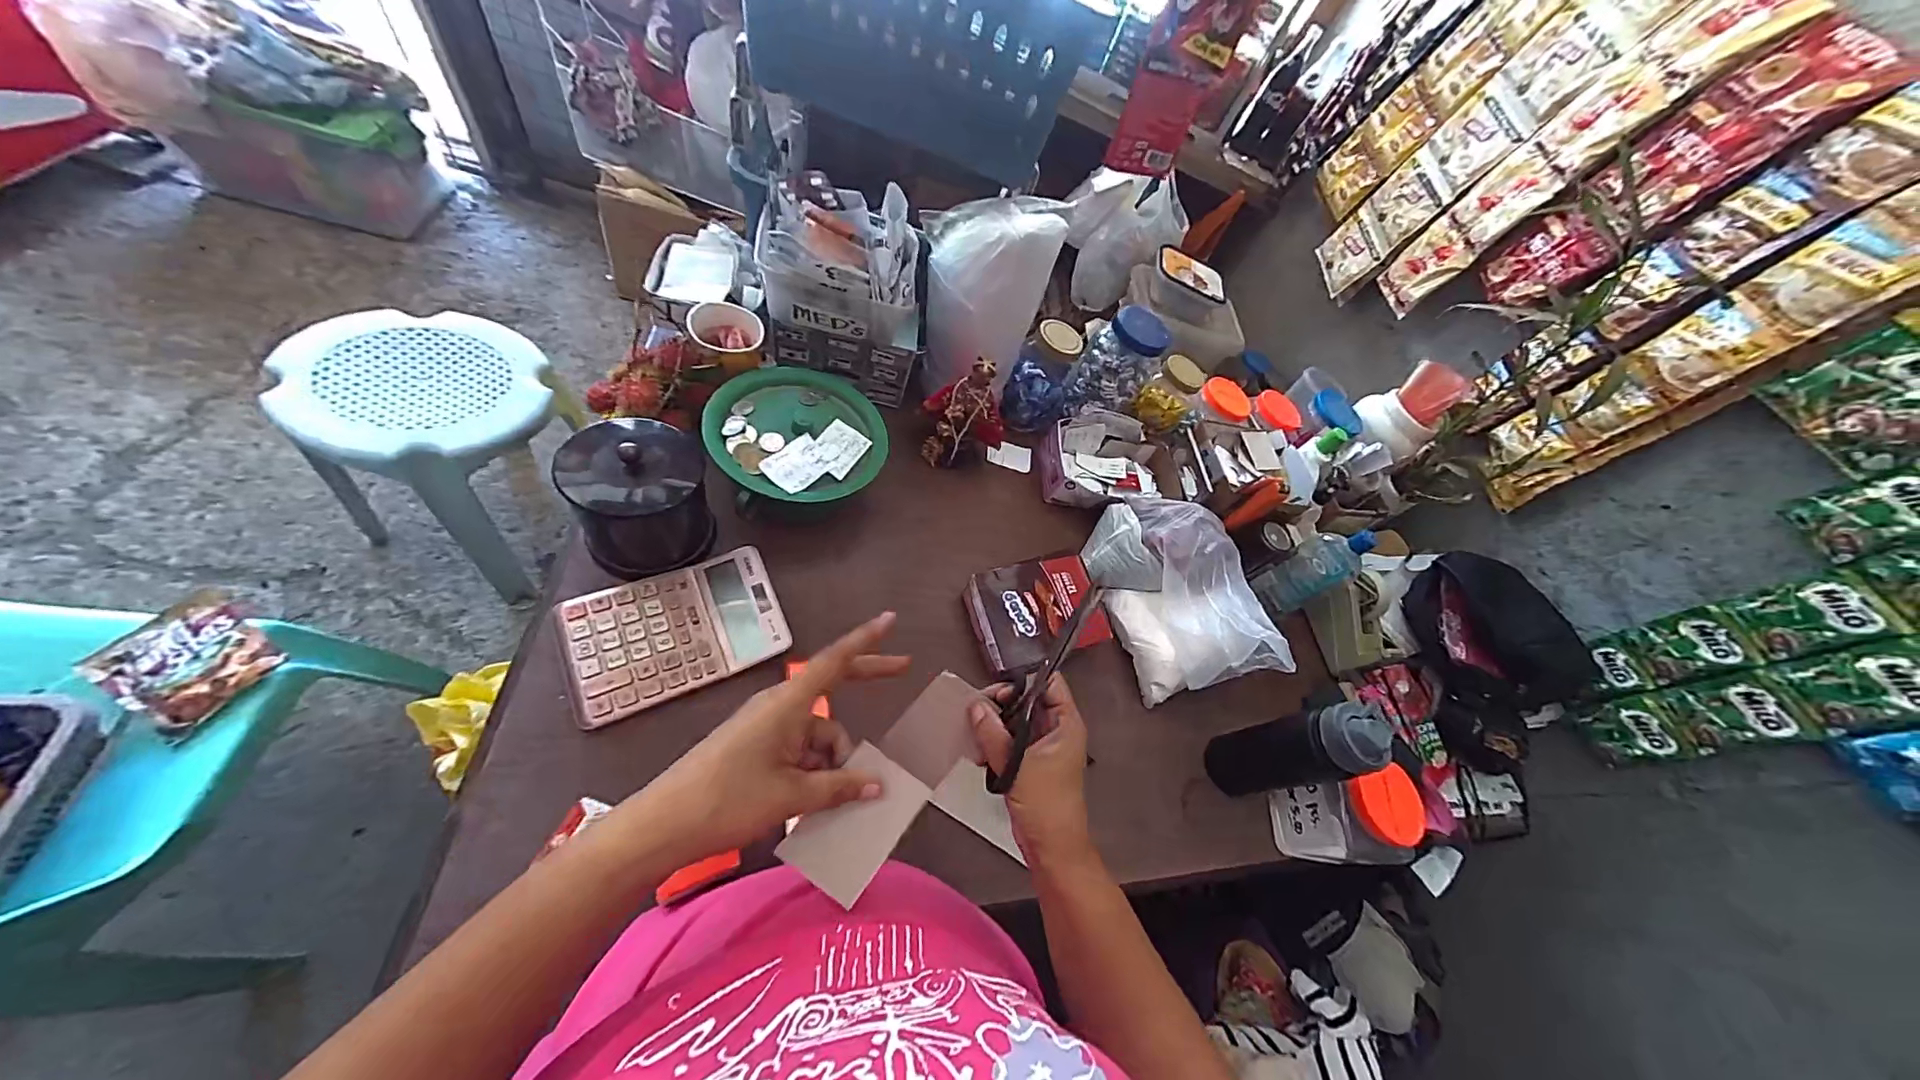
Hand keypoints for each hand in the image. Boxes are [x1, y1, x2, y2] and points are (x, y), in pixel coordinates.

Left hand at [633, 611, 911, 862]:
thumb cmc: (729, 800)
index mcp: (788, 704)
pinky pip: (798, 748)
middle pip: (831, 691)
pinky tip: (812, 802)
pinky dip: (813, 769)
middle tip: (902, 668)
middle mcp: (778, 706)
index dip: (865, 639)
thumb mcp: (792, 796)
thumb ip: (838, 787)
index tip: (890, 620)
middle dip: (865, 681)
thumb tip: (877, 784)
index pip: (835, 662)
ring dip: (832, 758)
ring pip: (817, 732)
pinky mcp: (754, 747)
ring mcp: (765, 726)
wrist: (664, 824)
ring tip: (830, 799)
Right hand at [969, 673, 1093, 866]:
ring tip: (974, 729)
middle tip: (978, 708)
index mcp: (1066, 723)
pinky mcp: (1028, 762)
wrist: (1052, 848)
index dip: (1025, 679)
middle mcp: (1056, 729)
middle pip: (1028, 699)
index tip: (998, 687)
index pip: (1050, 683)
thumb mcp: (1017, 765)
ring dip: (995, 723)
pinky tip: (978, 748)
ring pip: (1016, 720)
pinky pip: (1009, 739)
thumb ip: (994, 733)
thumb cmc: (1046, 805)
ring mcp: (1042, 746)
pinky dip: (994, 740)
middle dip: (1002, 701)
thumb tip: (976, 706)